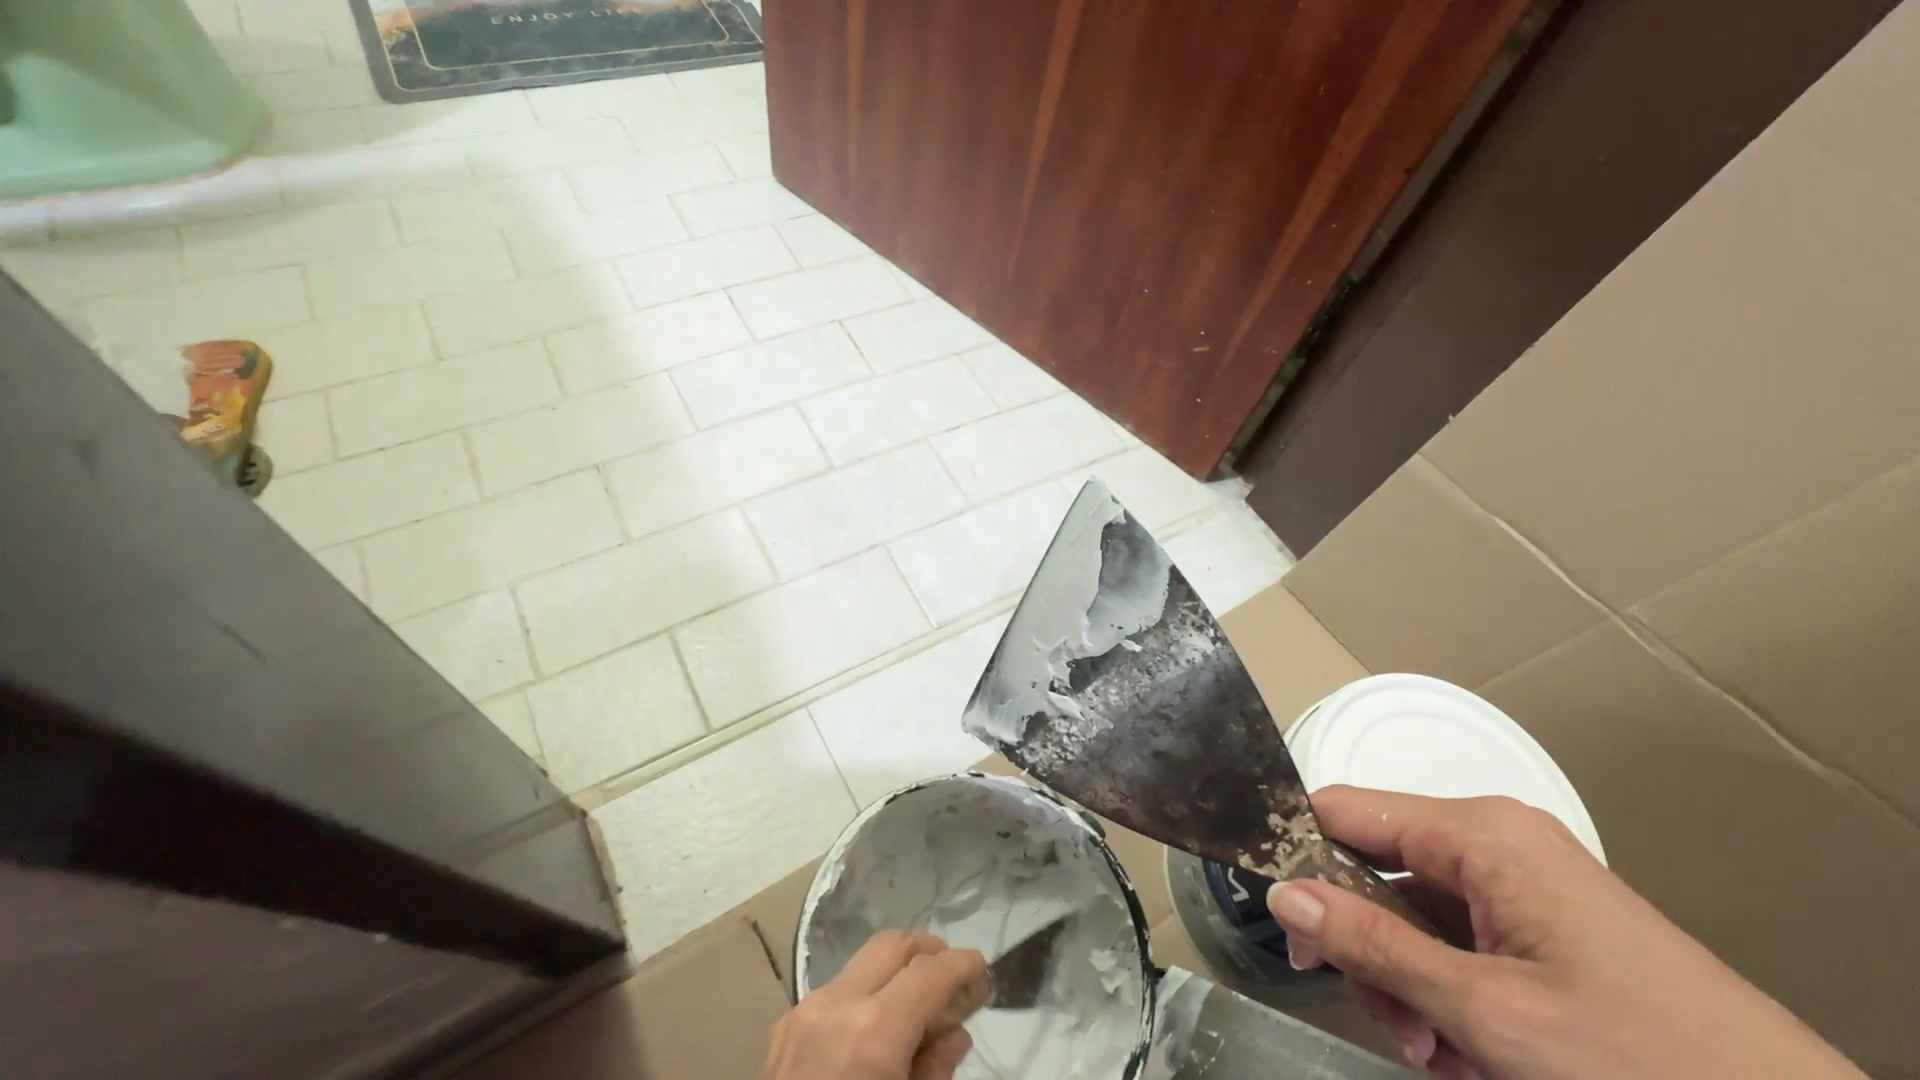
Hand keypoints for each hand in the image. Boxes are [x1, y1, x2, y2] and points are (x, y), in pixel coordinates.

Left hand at [762, 931, 987, 1079]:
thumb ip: (935, 1070)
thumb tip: (952, 1034)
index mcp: (874, 1033)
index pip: (930, 972)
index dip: (963, 965)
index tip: (981, 970)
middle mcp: (837, 1006)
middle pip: (893, 946)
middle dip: (928, 952)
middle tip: (951, 977)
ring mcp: (805, 1012)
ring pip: (862, 964)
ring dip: (895, 974)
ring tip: (915, 1012)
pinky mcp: (784, 1026)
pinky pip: (836, 991)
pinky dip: (865, 996)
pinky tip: (873, 1034)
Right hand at [1266, 786, 1866, 1079]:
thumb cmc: (1633, 1055)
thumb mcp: (1484, 1009)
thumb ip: (1373, 945)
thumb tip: (1279, 894)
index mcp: (1478, 833)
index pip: (1343, 809)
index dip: (1298, 853)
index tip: (1279, 923)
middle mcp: (1494, 842)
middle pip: (1375, 869)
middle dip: (1366, 947)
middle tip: (1388, 1023)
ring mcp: (1521, 884)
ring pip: (1412, 915)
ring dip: (1406, 985)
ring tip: (1438, 1056)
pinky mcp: (1543, 925)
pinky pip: (1458, 942)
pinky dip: (1447, 995)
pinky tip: (1469, 1054)